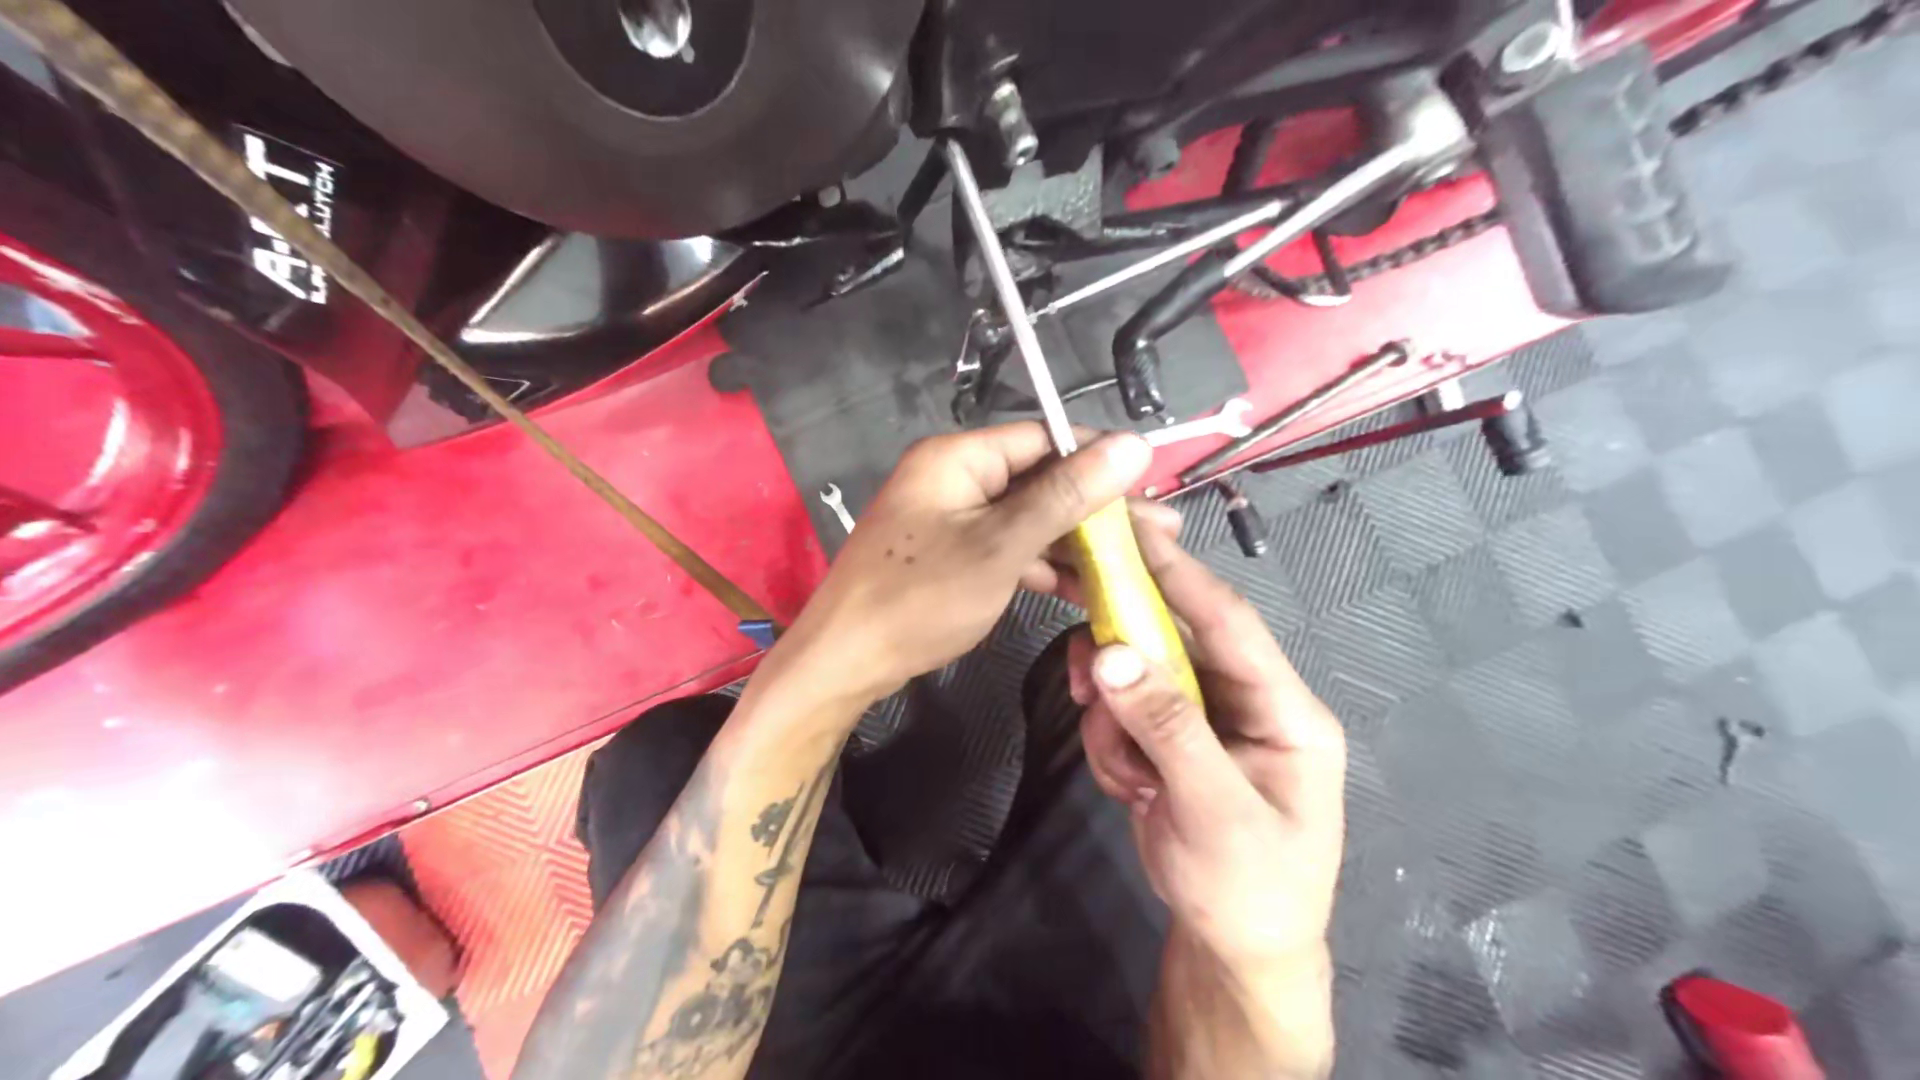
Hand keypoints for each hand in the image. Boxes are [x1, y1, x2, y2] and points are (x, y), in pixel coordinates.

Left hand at [781, 422, 1152, 700]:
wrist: (846, 662)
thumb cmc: (920, 599)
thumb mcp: (1001, 545)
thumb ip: (1067, 495)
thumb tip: (1133, 444)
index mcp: (958, 458)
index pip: (1043, 439)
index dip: (1099, 460)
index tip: (1151, 486)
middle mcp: (955, 478)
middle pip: (1040, 481)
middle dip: (1097, 509)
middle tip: (1161, 532)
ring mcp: (952, 519)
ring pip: (1028, 519)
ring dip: (1077, 542)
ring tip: (1139, 561)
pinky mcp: (952, 555)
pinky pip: (1008, 548)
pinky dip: (1043, 565)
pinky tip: (1086, 587)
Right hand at [1064, 523, 1346, 970]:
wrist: (1235, 948)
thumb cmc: (1250, 886)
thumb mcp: (1215, 812)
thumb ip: (1167, 727)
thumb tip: (1108, 652)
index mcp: (1283, 707)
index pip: (1230, 623)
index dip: (1179, 577)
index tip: (1130, 538)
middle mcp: (1242, 698)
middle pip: (1172, 639)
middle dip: (1123, 645)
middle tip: (1076, 634)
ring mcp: (1201, 717)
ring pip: (1134, 676)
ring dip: (1112, 716)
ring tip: (1123, 772)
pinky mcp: (1167, 736)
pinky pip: (1121, 712)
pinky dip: (1109, 742)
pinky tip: (1128, 787)